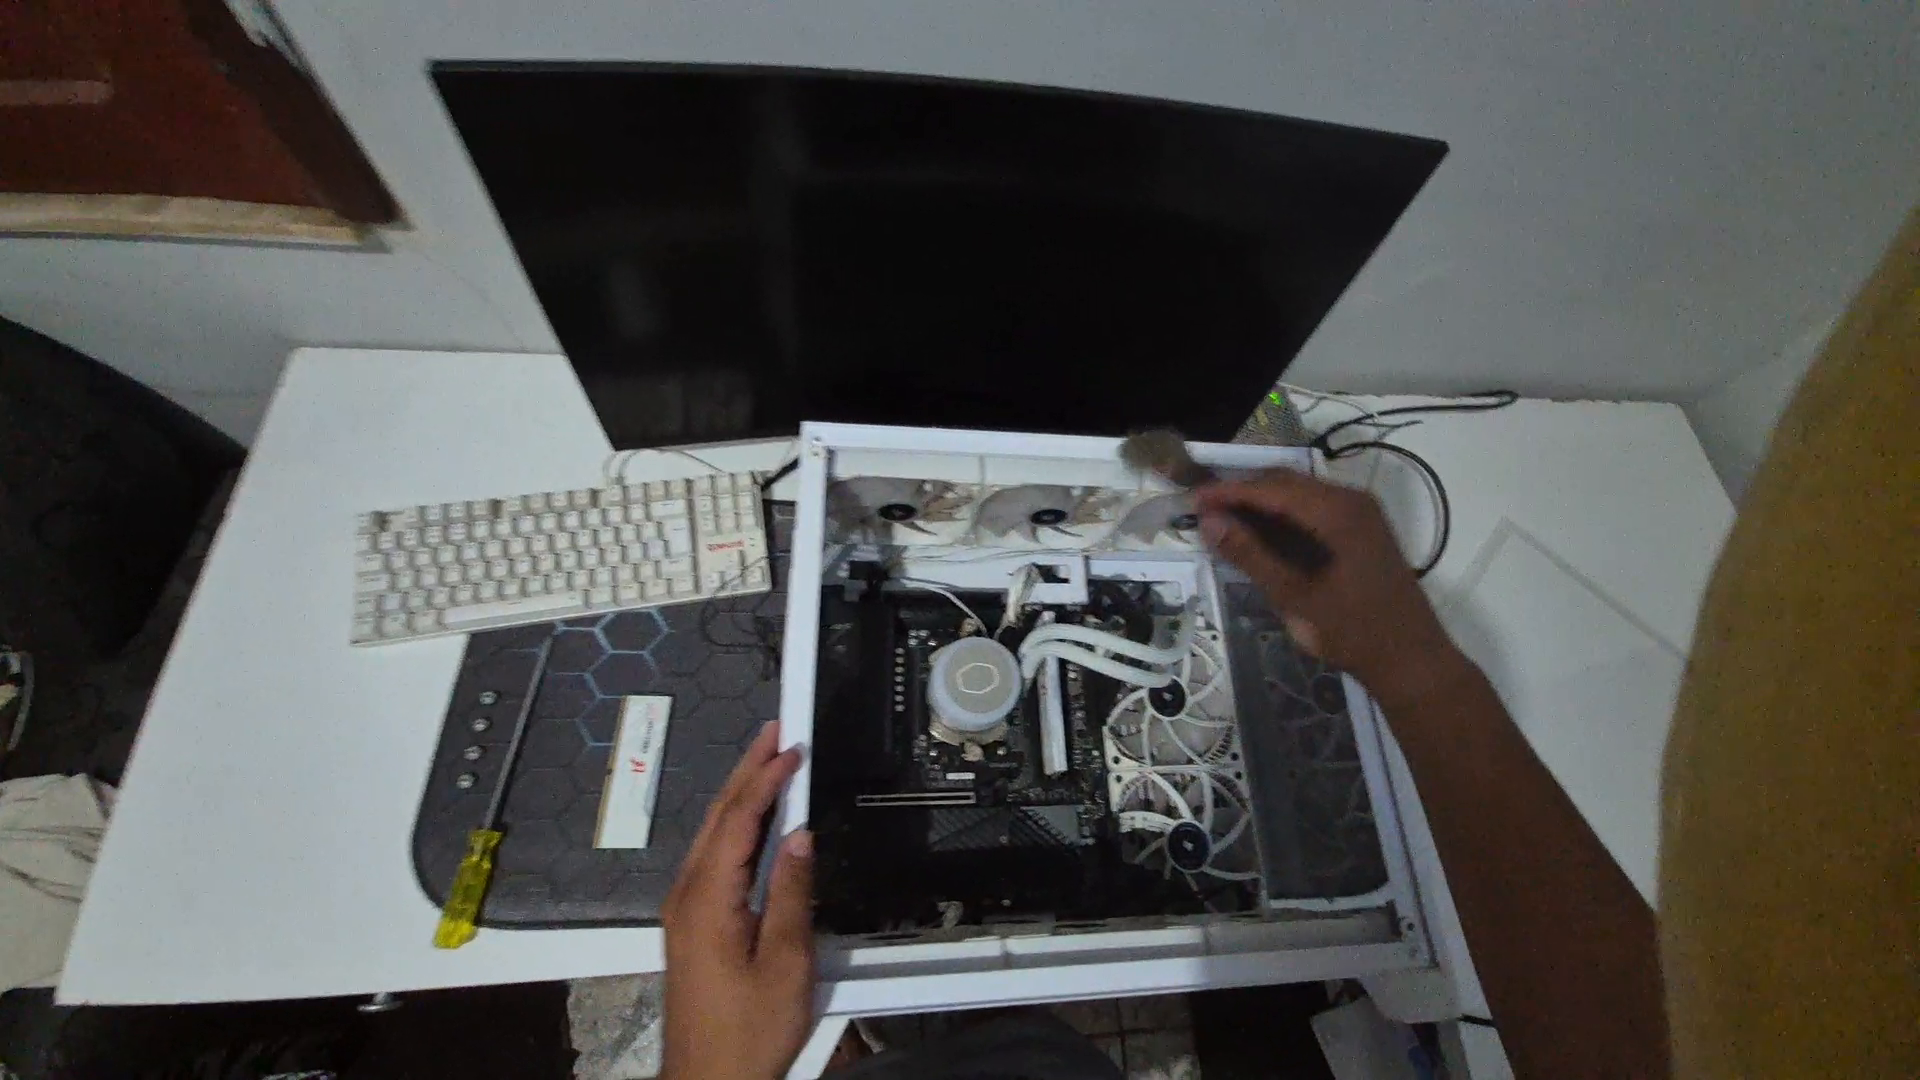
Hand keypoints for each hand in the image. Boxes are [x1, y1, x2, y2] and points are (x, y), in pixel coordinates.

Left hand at [660, 723, 813, 1079]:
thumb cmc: (750, 1030)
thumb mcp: (784, 963)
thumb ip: (791, 893)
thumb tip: (800, 833)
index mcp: (708, 899)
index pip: (739, 820)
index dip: (766, 779)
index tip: (794, 748)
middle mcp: (688, 892)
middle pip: (718, 815)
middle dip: (748, 769)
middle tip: (776, 731)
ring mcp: (686, 906)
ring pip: (714, 831)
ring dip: (743, 791)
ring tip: (770, 758)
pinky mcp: (693, 919)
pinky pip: (716, 853)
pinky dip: (740, 823)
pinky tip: (760, 816)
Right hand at [1197, 470, 1470, 710]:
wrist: (1410, 659)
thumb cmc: (1353, 631)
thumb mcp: (1293, 595)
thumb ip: (1250, 555)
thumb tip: (1208, 522)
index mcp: (1338, 512)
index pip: (1271, 489)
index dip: (1228, 492)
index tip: (1192, 501)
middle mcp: (1351, 501)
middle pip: (1284, 482)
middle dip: (1241, 493)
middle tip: (1201, 511)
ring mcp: (1359, 514)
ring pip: (1297, 493)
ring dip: (1258, 503)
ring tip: (1221, 520)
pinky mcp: (1359, 529)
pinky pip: (1311, 508)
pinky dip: (1279, 515)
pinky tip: (1256, 532)